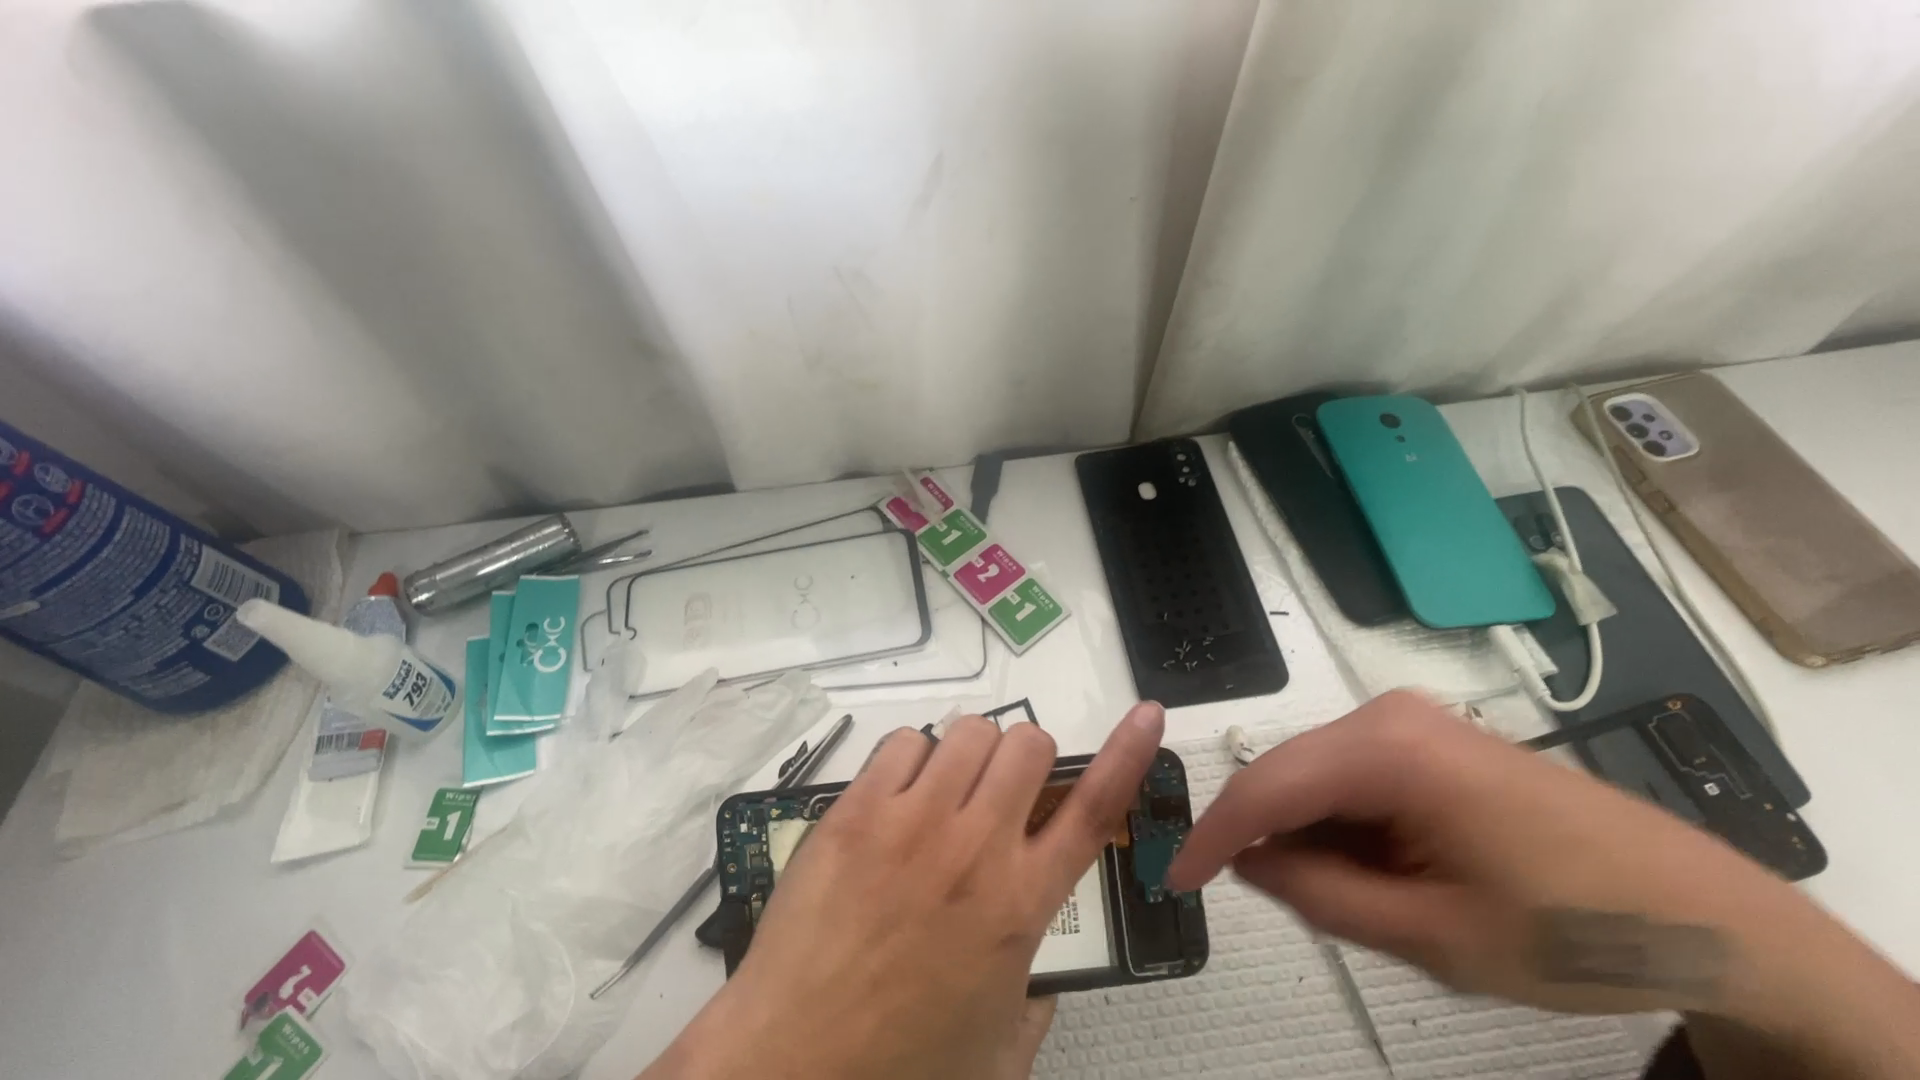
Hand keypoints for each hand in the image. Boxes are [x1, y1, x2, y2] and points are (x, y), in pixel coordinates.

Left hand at [643, 702, 1166, 1079]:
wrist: (794, 1060)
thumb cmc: (900, 1062)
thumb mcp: (1001, 1049)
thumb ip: (1039, 999)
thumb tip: (1043, 965)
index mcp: (1021, 904)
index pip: (1094, 808)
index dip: (1127, 753)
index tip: (1148, 714)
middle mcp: (975, 847)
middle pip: (1028, 747)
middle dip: (1026, 761)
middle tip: (1001, 796)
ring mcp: (911, 822)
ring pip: (969, 732)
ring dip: (971, 754)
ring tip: (946, 794)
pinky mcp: (855, 811)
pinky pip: (903, 742)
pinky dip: (913, 757)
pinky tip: (898, 797)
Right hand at [1168, 692, 1897, 1032]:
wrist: (1707, 915)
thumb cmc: (1572, 929)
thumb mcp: (1431, 934)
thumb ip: (1319, 893)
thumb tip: (1248, 860)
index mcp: (1388, 750)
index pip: (1264, 786)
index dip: (1211, 834)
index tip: (1176, 877)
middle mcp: (1390, 715)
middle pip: (1287, 775)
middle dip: (1269, 839)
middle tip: (1289, 910)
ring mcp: (1415, 722)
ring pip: (1317, 778)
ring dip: (1313, 837)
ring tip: (1364, 902)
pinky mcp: (1435, 740)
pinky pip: (1354, 777)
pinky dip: (1346, 826)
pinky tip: (1387, 873)